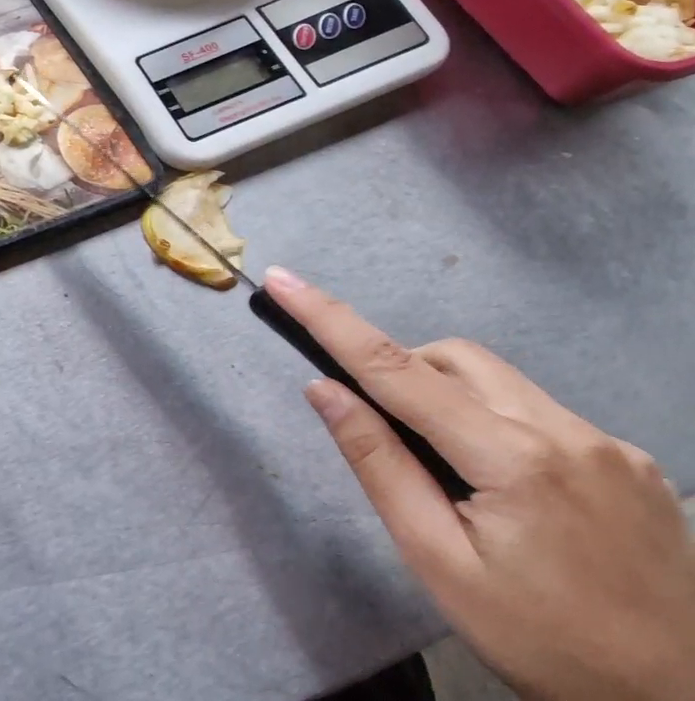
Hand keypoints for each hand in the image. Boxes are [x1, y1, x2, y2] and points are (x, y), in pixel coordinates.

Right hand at [267, 268, 694, 700]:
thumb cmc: (538, 639)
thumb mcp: (436, 558)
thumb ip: (379, 464)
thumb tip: (325, 389)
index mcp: (514, 459)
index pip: (397, 369)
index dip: (330, 320)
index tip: (284, 281)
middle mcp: (571, 434)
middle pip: (456, 360)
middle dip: (402, 369)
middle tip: (379, 424)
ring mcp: (613, 447)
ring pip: (500, 381)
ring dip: (450, 397)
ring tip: (447, 469)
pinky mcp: (637, 466)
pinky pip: (542, 414)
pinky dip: (497, 423)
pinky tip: (506, 489)